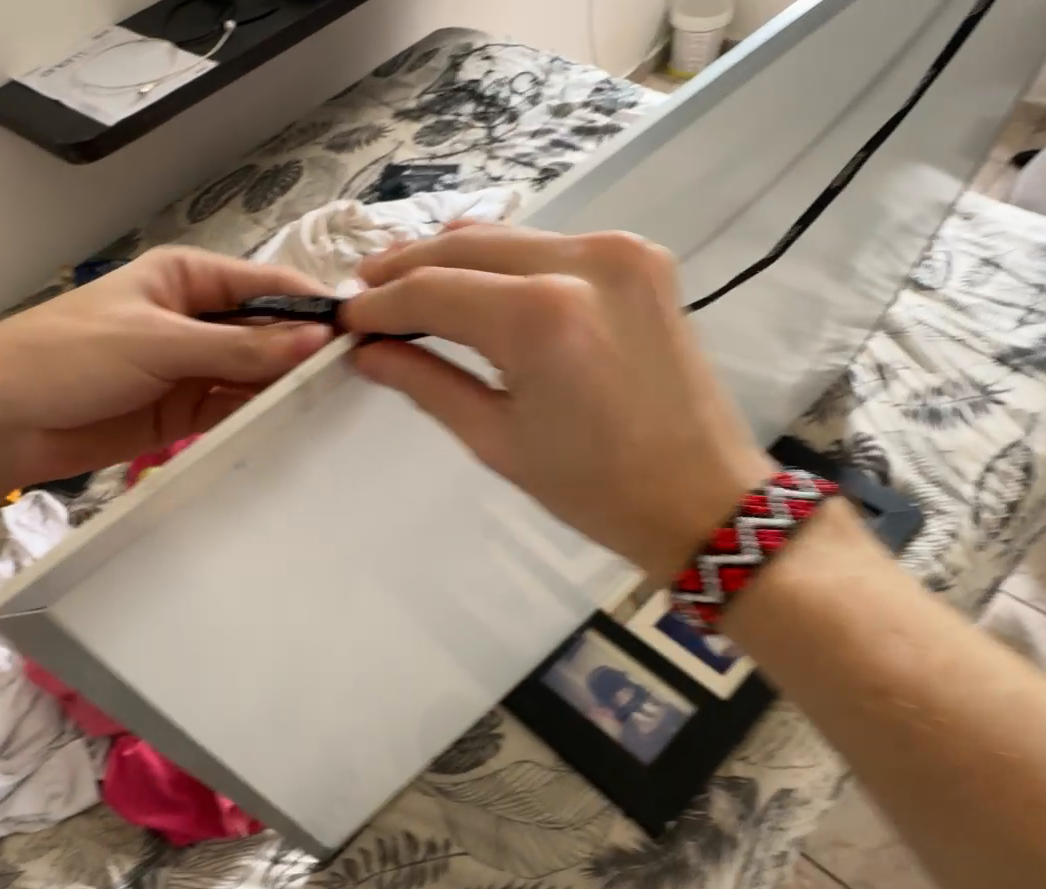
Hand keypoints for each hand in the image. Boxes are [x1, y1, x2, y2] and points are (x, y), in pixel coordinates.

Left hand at [0, 246, 334, 490]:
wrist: (0, 421)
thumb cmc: (70, 356)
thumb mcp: (159, 342)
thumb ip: (239, 347)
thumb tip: (315, 340)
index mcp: (186, 279)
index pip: (266, 285)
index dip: (311, 306)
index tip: (358, 332)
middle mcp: (195, 319)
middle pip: (265, 333)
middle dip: (303, 352)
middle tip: (357, 379)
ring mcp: (190, 369)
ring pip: (253, 375)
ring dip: (284, 389)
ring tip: (334, 407)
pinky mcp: (182, 413)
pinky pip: (232, 410)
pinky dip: (257, 418)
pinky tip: (291, 427)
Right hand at [343, 224, 774, 578]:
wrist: (700, 495)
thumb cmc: (594, 488)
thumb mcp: (495, 440)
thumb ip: (425, 382)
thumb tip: (368, 353)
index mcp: (541, 317)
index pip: (432, 290)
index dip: (380, 305)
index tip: (345, 320)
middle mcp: (583, 261)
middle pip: (465, 246)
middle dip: (406, 268)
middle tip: (364, 293)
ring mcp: (620, 250)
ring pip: (507, 236)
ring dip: (452, 258)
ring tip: (407, 287)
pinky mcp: (642, 257)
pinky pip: (550, 245)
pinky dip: (504, 262)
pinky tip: (476, 286)